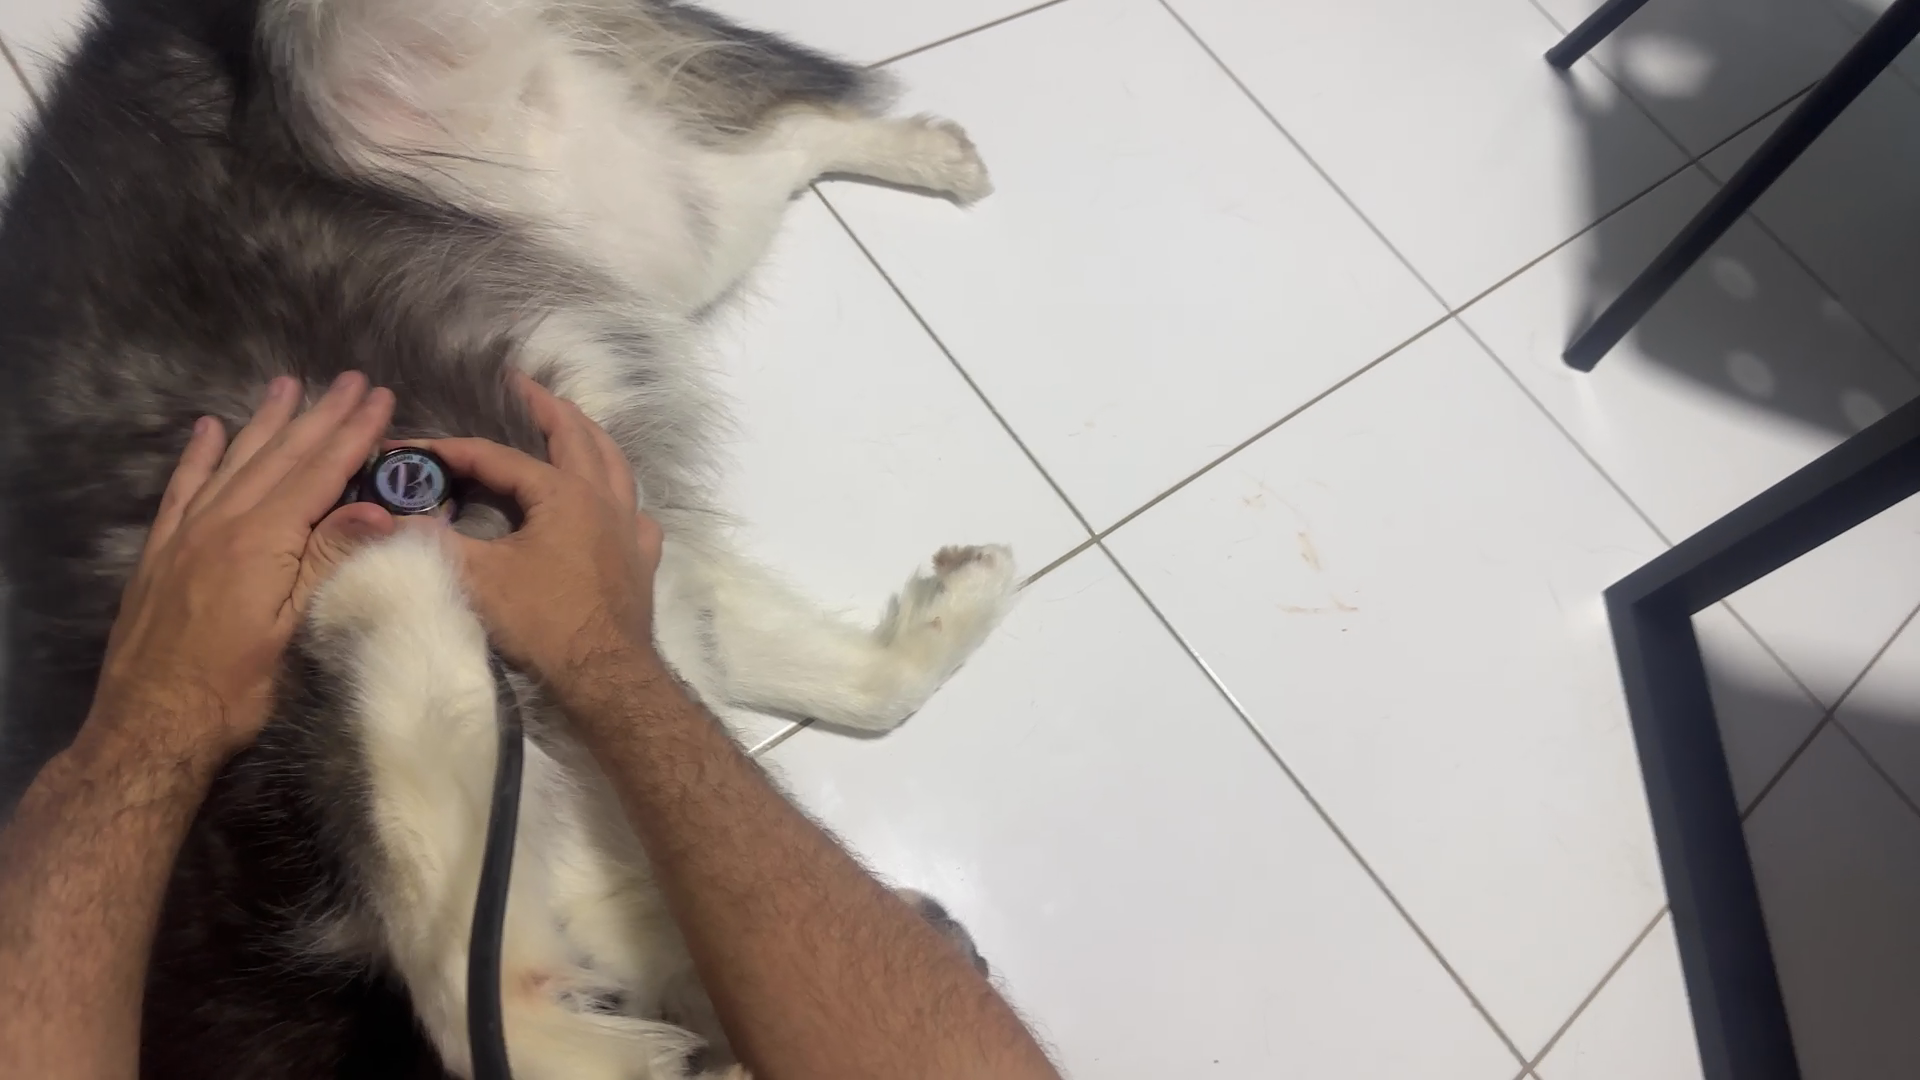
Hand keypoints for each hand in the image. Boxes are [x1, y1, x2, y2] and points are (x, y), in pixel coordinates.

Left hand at [93, 372, 397, 763]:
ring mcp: (187, 535)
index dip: (353, 434)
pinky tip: (211, 429)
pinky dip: (201, 455)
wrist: (153, 726)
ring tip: (288, 385)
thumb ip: (333, 560)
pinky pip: (185, 489)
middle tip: (351, 379)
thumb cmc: (242, 682)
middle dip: (320, 415)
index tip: (381, 399)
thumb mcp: (300, 625)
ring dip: (266, 422)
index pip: (318, 473)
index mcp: (260, 541)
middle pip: (279, 457)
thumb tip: (380, 508)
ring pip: (235, 463)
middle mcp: (220, 525)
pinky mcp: (166, 552)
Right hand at [421, 375, 663, 696]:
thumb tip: (393, 514)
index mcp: (565, 495)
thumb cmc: (543, 621)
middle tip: (523, 386)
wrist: (603, 669)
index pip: (501, 458)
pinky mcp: (643, 555)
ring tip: (572, 423)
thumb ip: (433, 540)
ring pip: (616, 466)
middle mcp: (605, 500)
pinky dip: (621, 496)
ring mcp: (631, 527)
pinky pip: (636, 512)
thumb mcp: (476, 577)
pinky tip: (612, 503)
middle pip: (578, 439)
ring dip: (591, 439)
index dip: (453, 450)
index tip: (412, 450)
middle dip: (548, 408)